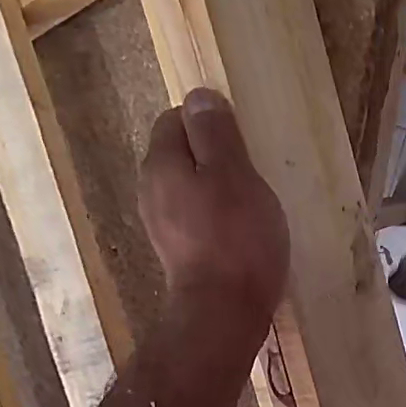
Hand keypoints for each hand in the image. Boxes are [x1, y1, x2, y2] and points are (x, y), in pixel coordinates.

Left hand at [140, 88, 288, 322]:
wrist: (224, 312)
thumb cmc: (236, 237)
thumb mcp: (234, 174)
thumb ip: (216, 133)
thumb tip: (199, 95)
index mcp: (162, 164)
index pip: (176, 120)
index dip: (209, 122)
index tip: (243, 141)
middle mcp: (152, 190)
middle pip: (182, 154)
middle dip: (215, 155)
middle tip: (253, 171)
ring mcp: (162, 225)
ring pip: (190, 187)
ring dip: (218, 187)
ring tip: (253, 203)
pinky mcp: (179, 252)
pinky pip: (196, 217)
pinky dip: (217, 216)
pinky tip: (241, 232)